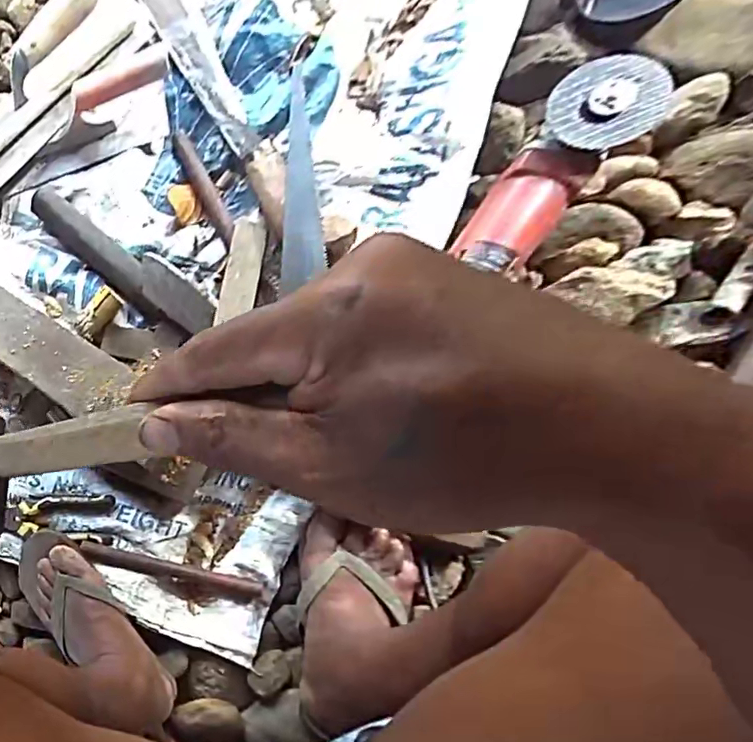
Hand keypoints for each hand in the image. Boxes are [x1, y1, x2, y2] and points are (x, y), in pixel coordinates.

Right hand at [129, 234, 752, 532]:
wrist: (621, 435)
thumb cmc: (460, 464)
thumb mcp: (325, 467)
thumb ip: (231, 440)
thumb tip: (154, 425)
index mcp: (324, 312)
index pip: (214, 352)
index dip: (167, 386)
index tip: (132, 411)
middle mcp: (358, 264)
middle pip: (260, 340)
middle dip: (237, 393)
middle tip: (228, 448)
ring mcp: (403, 262)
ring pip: (304, 333)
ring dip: (287, 382)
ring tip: (310, 437)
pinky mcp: (437, 274)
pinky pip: (350, 323)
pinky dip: (331, 366)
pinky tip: (357, 405)